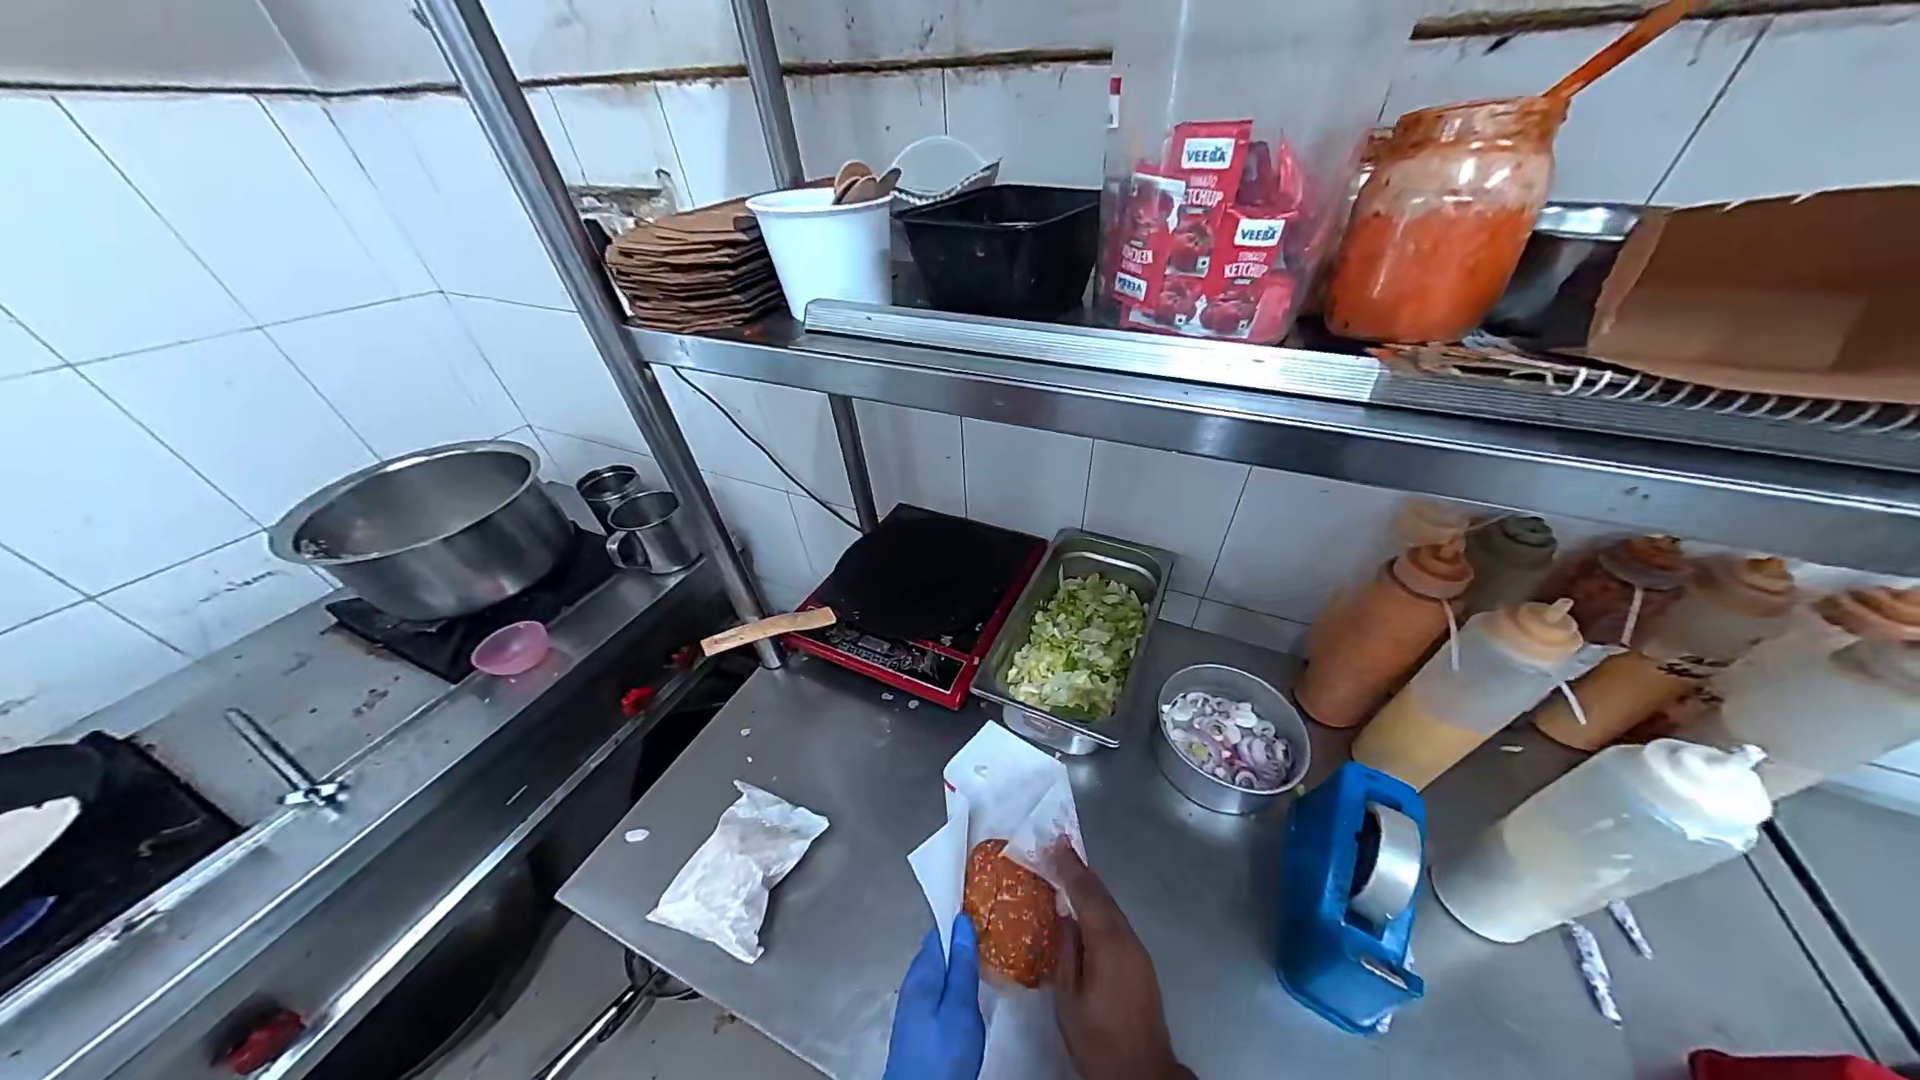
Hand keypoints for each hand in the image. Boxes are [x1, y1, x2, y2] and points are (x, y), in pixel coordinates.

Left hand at [883, 914, 985, 1079]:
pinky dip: (954, 982)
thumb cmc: (942, 1054)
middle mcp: (914, 982)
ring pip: (939, 971)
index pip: (938, 930)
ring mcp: (914, 1004)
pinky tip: (970, 992)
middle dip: (961, 940)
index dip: (958, 918)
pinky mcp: (919, 1024)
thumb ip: (961, 965)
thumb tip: (962, 921)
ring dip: (959, 962)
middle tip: (991, 933)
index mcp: (922, 971)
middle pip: (938, 950)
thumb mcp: (959, 1007)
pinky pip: (938, 990)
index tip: (981, 909)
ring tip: (986, 958)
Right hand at [1053, 847, 1193, 1079]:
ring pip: (1111, 908)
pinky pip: (1116, 922)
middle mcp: (1127, 938)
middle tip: (1060, 848)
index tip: (1057, 843)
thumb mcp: (1069, 996)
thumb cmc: (1098, 1038)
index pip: (1087, 894)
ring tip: (1069, 871)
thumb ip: (1065, 951)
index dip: (1071, 867)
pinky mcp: (1140, 962)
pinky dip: (1099, 907)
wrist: (1142, 1073)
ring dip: (1091, 888)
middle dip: (1081, 871)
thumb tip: (1064, 915)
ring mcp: (1137, 950)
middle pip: (1102, 896)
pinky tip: (1086, 908)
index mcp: (1108, 942)